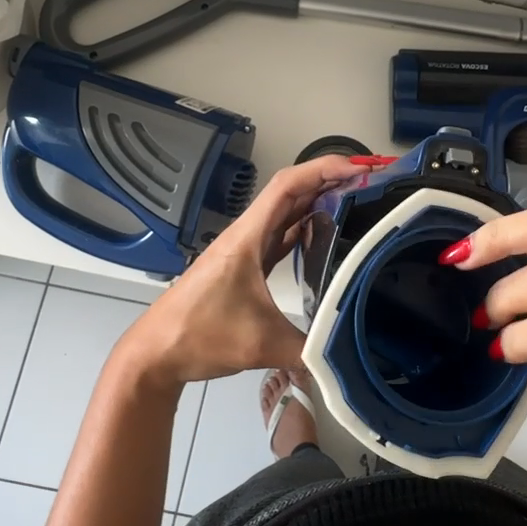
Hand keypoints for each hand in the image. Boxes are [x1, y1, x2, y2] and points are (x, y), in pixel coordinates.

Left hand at [119, 155, 373, 387]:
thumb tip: (345, 356)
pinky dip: (305, 230)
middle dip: (330, 180)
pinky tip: (326, 236)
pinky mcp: (246, 268)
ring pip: (287, 214)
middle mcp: (248, 235)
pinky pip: (281, 238)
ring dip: (319, 202)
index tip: (360, 170)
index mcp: (248, 237)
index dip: (324, 169)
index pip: (289, 186)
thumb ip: (307, 350)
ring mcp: (246, 250)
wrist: (155, 354)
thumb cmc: (200, 335)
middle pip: (292, 192)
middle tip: (371, 183)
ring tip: (357, 201)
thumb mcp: (260, 344)